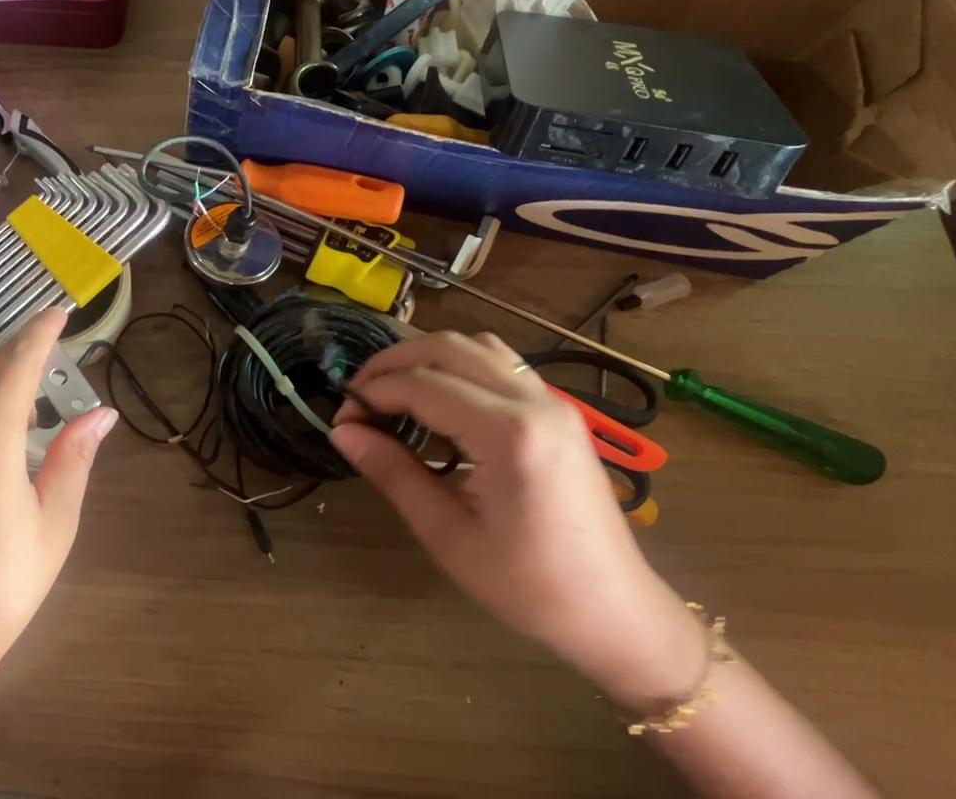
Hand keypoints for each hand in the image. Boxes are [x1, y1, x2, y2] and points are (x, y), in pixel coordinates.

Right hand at [330, 331, 705, 711]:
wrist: (614, 610)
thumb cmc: (527, 585)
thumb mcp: (447, 534)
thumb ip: (393, 472)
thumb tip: (342, 432)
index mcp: (507, 434)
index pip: (421, 384)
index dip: (372, 395)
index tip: (342, 421)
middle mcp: (534, 402)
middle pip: (447, 347)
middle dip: (392, 363)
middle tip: (358, 398)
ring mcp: (552, 402)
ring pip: (476, 345)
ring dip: (426, 358)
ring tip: (392, 393)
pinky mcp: (558, 411)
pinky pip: (500, 363)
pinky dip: (458, 367)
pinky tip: (437, 403)